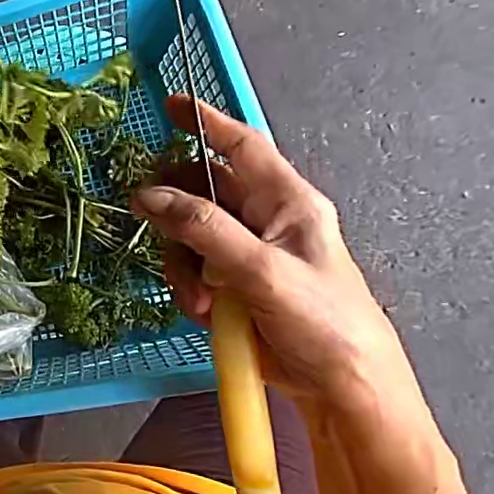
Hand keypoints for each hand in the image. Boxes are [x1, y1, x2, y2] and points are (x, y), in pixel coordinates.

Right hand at [130, 97, 418, 415]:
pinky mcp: (237, 288)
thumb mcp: (264, 271)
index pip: (242, 146)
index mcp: (288, 201)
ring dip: (185, 268)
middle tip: (162, 235)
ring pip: (192, 239)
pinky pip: (196, 274)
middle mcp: (268, 221)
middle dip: (180, 219)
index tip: (172, 104)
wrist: (342, 388)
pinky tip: (210, 316)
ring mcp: (249, 256)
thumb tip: (151, 195)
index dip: (208, 123)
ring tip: (202, 303)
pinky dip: (193, 292)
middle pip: (205, 196)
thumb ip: (206, 230)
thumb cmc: (325, 323)